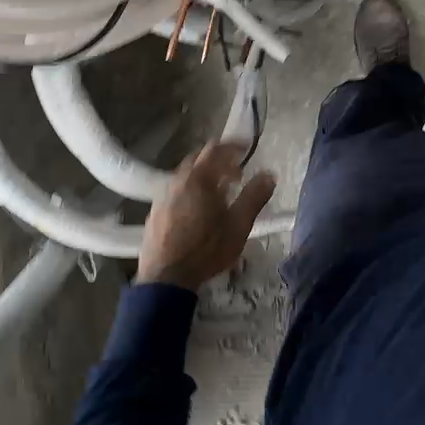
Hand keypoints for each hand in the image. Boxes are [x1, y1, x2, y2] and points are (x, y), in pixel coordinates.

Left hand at [136, 141, 277, 290]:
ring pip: (186, 175)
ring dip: (204, 176)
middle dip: (219, 161)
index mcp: (199, 178)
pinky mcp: (155, 211)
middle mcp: (178, 180)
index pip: (216, 149)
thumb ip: (254, 197)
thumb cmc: (207, 249)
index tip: (247, 150)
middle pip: (199, 158)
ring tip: (219, 194)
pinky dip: (190, 189)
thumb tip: (269, 175)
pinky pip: (176, 189)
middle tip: (236, 175)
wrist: (166, 277)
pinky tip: (197, 210)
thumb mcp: (238, 225)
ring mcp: (163, 195)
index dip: (233, 146)